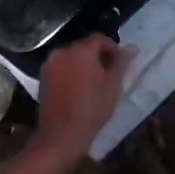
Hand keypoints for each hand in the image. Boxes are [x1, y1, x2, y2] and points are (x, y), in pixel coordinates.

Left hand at [31, 35, 134, 169]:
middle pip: (85, 47)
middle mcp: (62, 51)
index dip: (113, 49)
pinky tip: (79, 89)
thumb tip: (132, 47)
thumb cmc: (92, 109)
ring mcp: (50, 64)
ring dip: (84, 64)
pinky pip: (62, 67)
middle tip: (110, 74)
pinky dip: (71, 72)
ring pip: (72, 57)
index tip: (120, 64)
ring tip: (95, 83)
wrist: (61, 134)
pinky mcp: (43, 77)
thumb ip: (122, 63)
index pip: (100, 39)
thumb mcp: (113, 86)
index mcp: (81, 50)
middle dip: (98, 56)